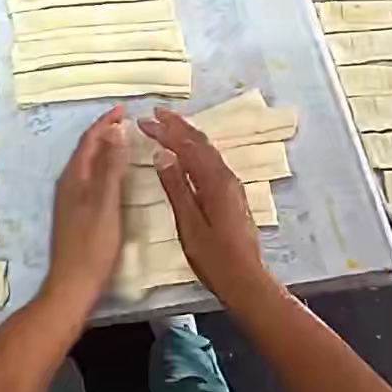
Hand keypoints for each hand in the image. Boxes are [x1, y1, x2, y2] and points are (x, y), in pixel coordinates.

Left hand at [40, 106, 126, 315]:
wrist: (72, 285)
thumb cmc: (92, 244)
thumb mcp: (106, 203)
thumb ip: (110, 167)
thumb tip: (115, 132)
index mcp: (74, 177)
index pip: (89, 140)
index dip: (105, 122)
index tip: (123, 108)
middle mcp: (68, 183)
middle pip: (86, 149)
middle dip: (104, 131)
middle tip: (126, 120)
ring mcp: (70, 198)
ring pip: (87, 163)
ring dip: (104, 147)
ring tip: (123, 139)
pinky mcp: (76, 211)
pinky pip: (90, 176)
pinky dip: (103, 165)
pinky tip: (115, 172)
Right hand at [138, 107, 280, 308]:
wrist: (246, 279)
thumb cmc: (214, 257)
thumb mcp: (188, 224)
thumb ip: (176, 188)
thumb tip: (162, 154)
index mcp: (214, 181)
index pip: (186, 146)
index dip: (165, 131)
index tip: (144, 120)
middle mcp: (225, 176)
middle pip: (199, 142)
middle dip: (177, 125)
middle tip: (156, 112)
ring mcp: (230, 184)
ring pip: (206, 150)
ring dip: (187, 134)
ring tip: (168, 124)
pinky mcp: (231, 193)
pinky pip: (210, 160)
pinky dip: (195, 148)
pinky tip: (187, 153)